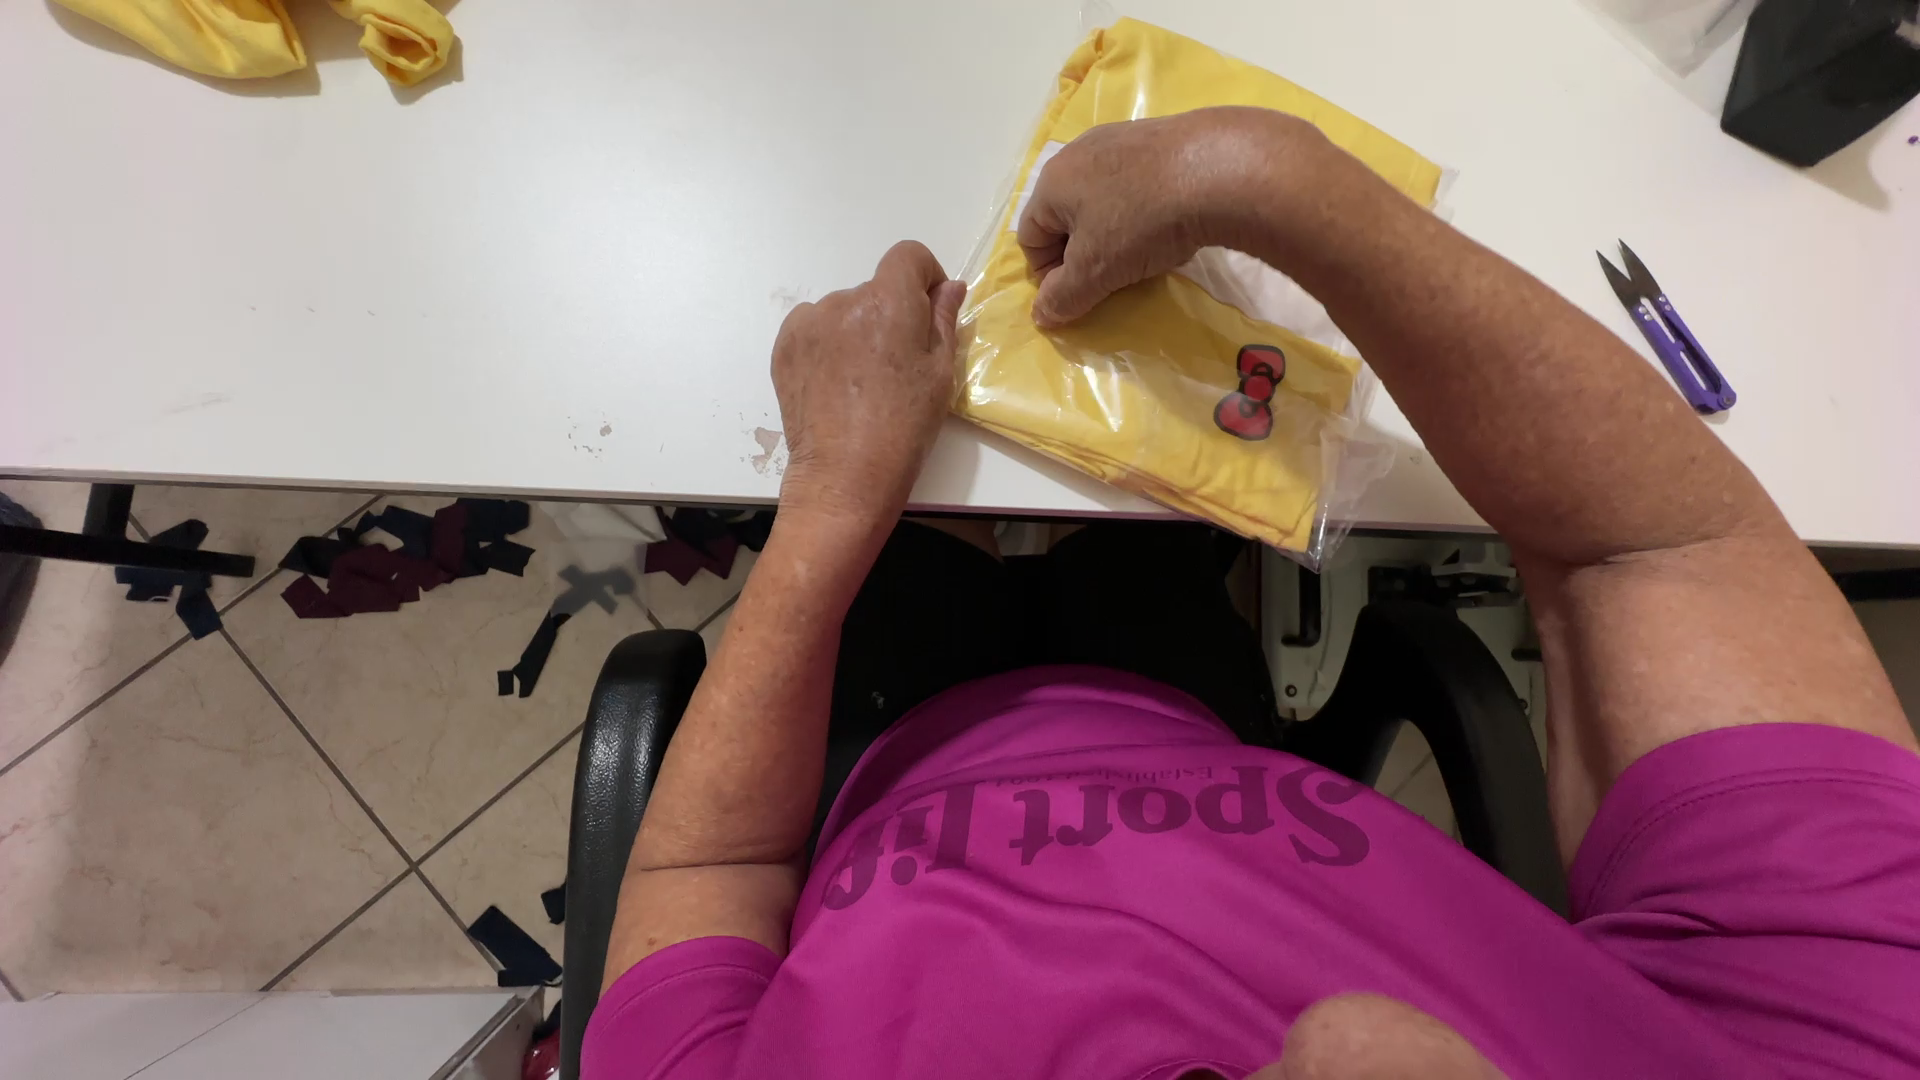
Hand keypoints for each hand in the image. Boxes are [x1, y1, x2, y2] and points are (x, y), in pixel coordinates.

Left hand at [771, 240, 966, 530]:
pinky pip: (815, 330)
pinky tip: (837, 384)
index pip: (908, 255)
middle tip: (896, 366)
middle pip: (875, 290)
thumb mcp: (940, 375)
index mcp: (889, 302)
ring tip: (862, 382)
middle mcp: (844, 301)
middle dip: (890, 315)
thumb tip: (949, 287)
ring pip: (844, 312)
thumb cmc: (905, 428)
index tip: (928, 310)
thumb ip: (943, 320)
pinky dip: (828, 346)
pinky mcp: (785, 347)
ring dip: (857, 331)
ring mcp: (809, 324)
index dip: (924, 276)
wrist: (845, 473)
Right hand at [1018, 106, 1318, 327]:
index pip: (1029, 238)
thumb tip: (1040, 314)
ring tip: (1141, 255)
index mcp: (1052, 182)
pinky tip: (1168, 226)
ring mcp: (1121, 139)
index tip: (1076, 294)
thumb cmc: (1141, 223)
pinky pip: (1135, 186)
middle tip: (1108, 279)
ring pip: (1101, 202)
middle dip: (1080, 256)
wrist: (1221, 169)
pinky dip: (1142, 213)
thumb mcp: (1094, 273)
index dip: (1046, 275)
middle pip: (1064, 219)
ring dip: (1111, 237)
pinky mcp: (1159, 138)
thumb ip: (1061, 298)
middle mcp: (1079, 153)